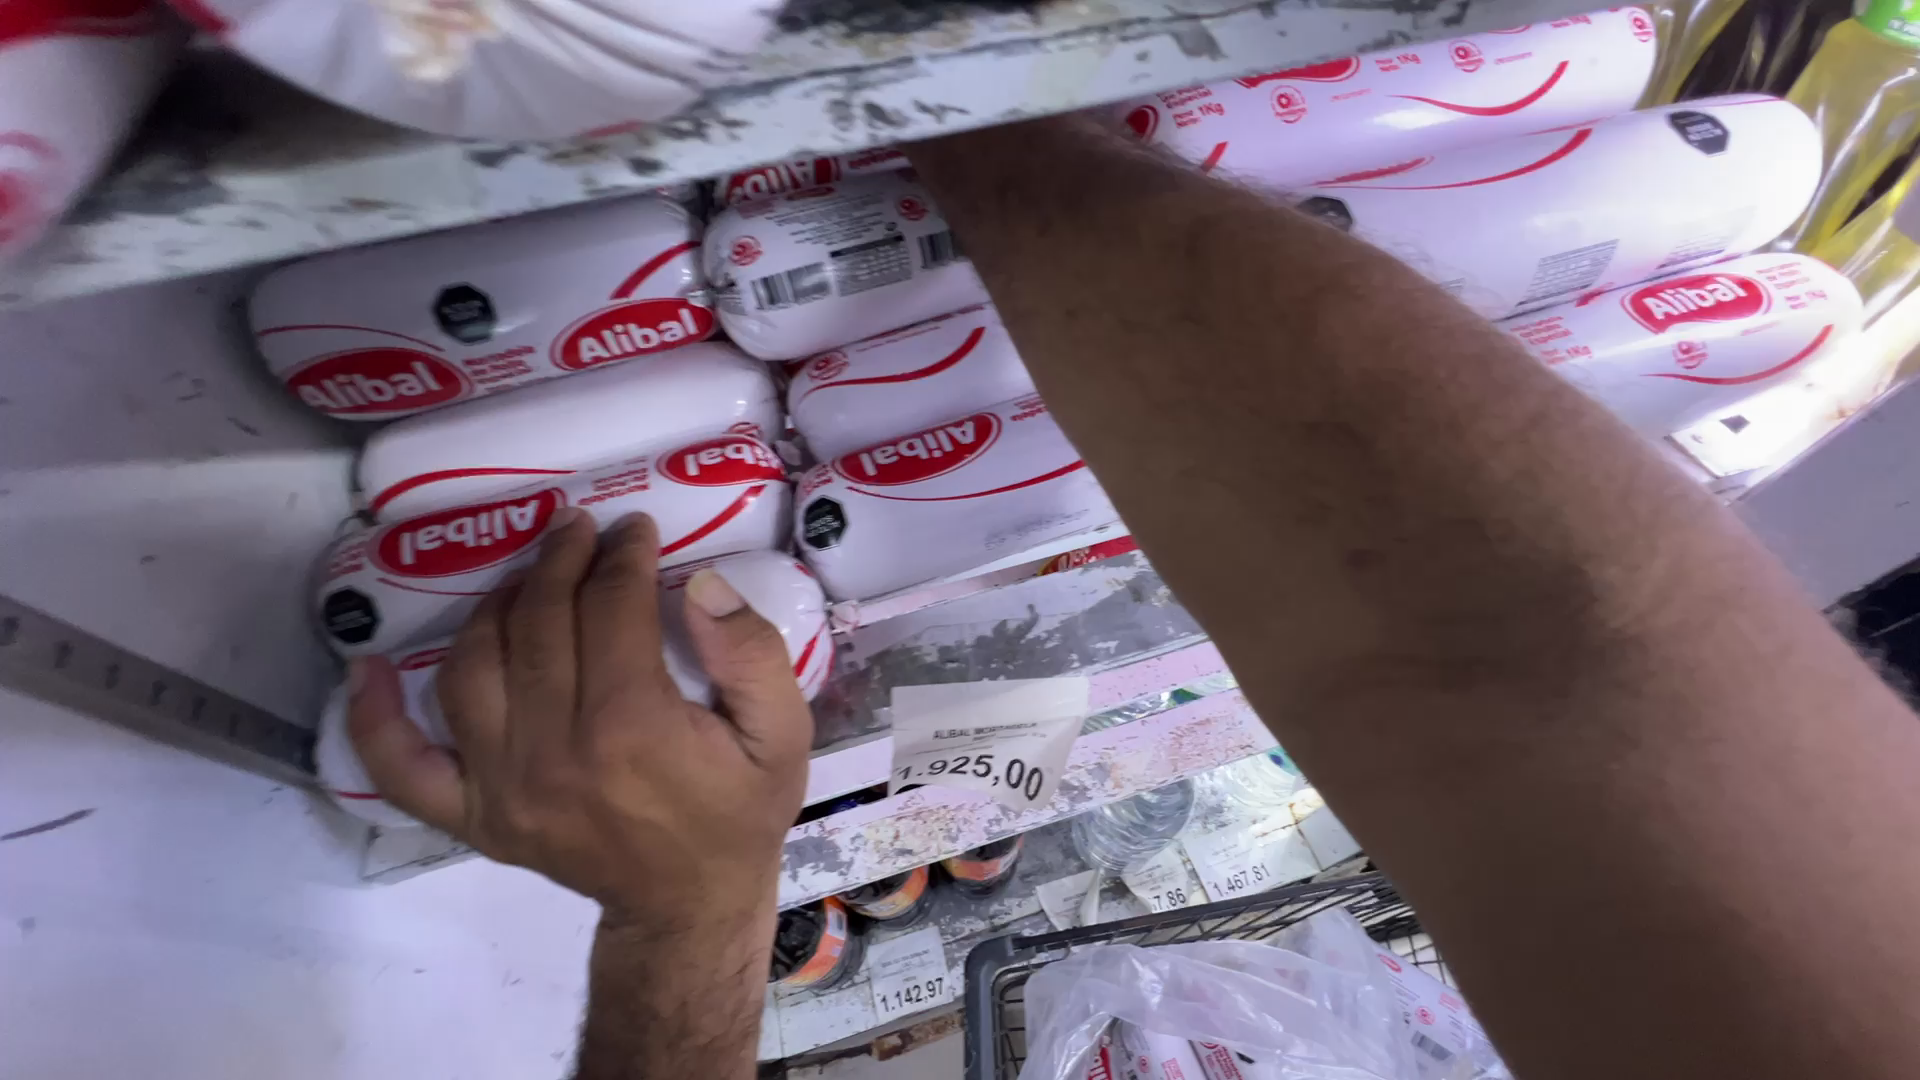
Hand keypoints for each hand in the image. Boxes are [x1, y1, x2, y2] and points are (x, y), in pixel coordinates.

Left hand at [345, 509, 813, 926]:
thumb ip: (752, 656)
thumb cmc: (741, 812)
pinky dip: (376, 716)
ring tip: (527, 574)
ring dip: (495, 605)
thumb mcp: (783, 732)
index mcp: (632, 726)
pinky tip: (372, 669)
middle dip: (561, 560)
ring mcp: (501, 787)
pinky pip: (401, 764)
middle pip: (539, 624)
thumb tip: (699, 585)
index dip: (622, 555)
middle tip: (579, 527)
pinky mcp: (474, 815)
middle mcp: (552, 751)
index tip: (634, 526)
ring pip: (472, 668)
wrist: (689, 904)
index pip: (610, 609)